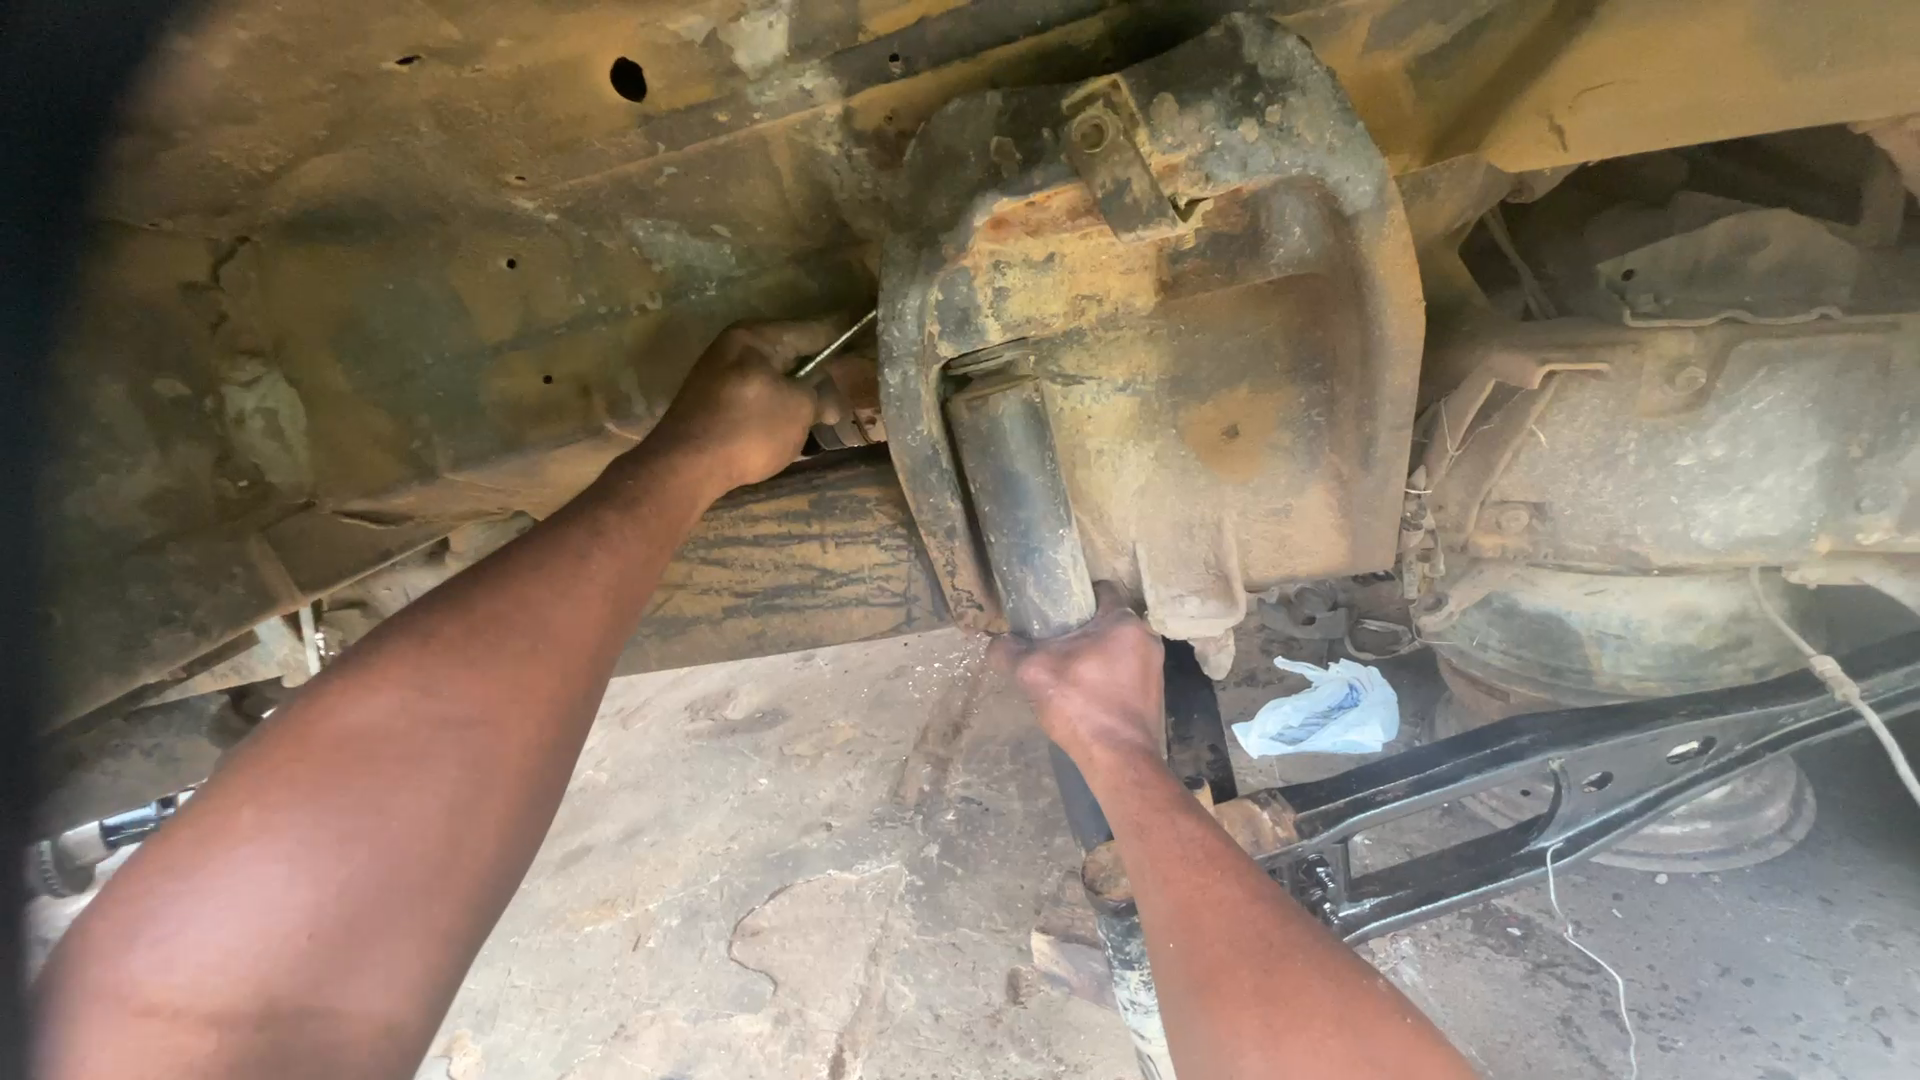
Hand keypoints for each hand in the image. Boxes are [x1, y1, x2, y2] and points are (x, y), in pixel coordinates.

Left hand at [645, 319, 845, 493]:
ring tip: (828, 415)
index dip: (842, 336)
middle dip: (821, 374)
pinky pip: (759, 400)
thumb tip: (829, 403)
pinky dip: (780, 410)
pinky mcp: (714, 405)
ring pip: (775, 381)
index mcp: (755, 337)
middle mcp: (734, 349)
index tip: (865, 333)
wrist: (686, 466)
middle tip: (851, 387)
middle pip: (791, 356)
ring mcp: (720, 377)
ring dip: (801, 396)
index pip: (812, 330)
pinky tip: (795, 428)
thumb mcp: (800, 408)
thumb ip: (821, 396)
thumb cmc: (749, 428)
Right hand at [990, 582, 1165, 769]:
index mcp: (1124, 622)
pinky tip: (1085, 695)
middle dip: (1082, 629)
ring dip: (1095, 654)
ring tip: (1067, 671)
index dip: (1077, 594)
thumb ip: (1008, 650)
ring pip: (1118, 648)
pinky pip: (1126, 673)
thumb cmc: (1080, 704)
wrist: (1119, 760)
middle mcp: (1146, 638)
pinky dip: (1107, 677)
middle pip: (1108, 621)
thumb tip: (996, 642)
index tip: (1055, 609)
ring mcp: (1155, 669)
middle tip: (1054, 643)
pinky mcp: (1154, 694)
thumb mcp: (1032, 672)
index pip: (1102, 589)